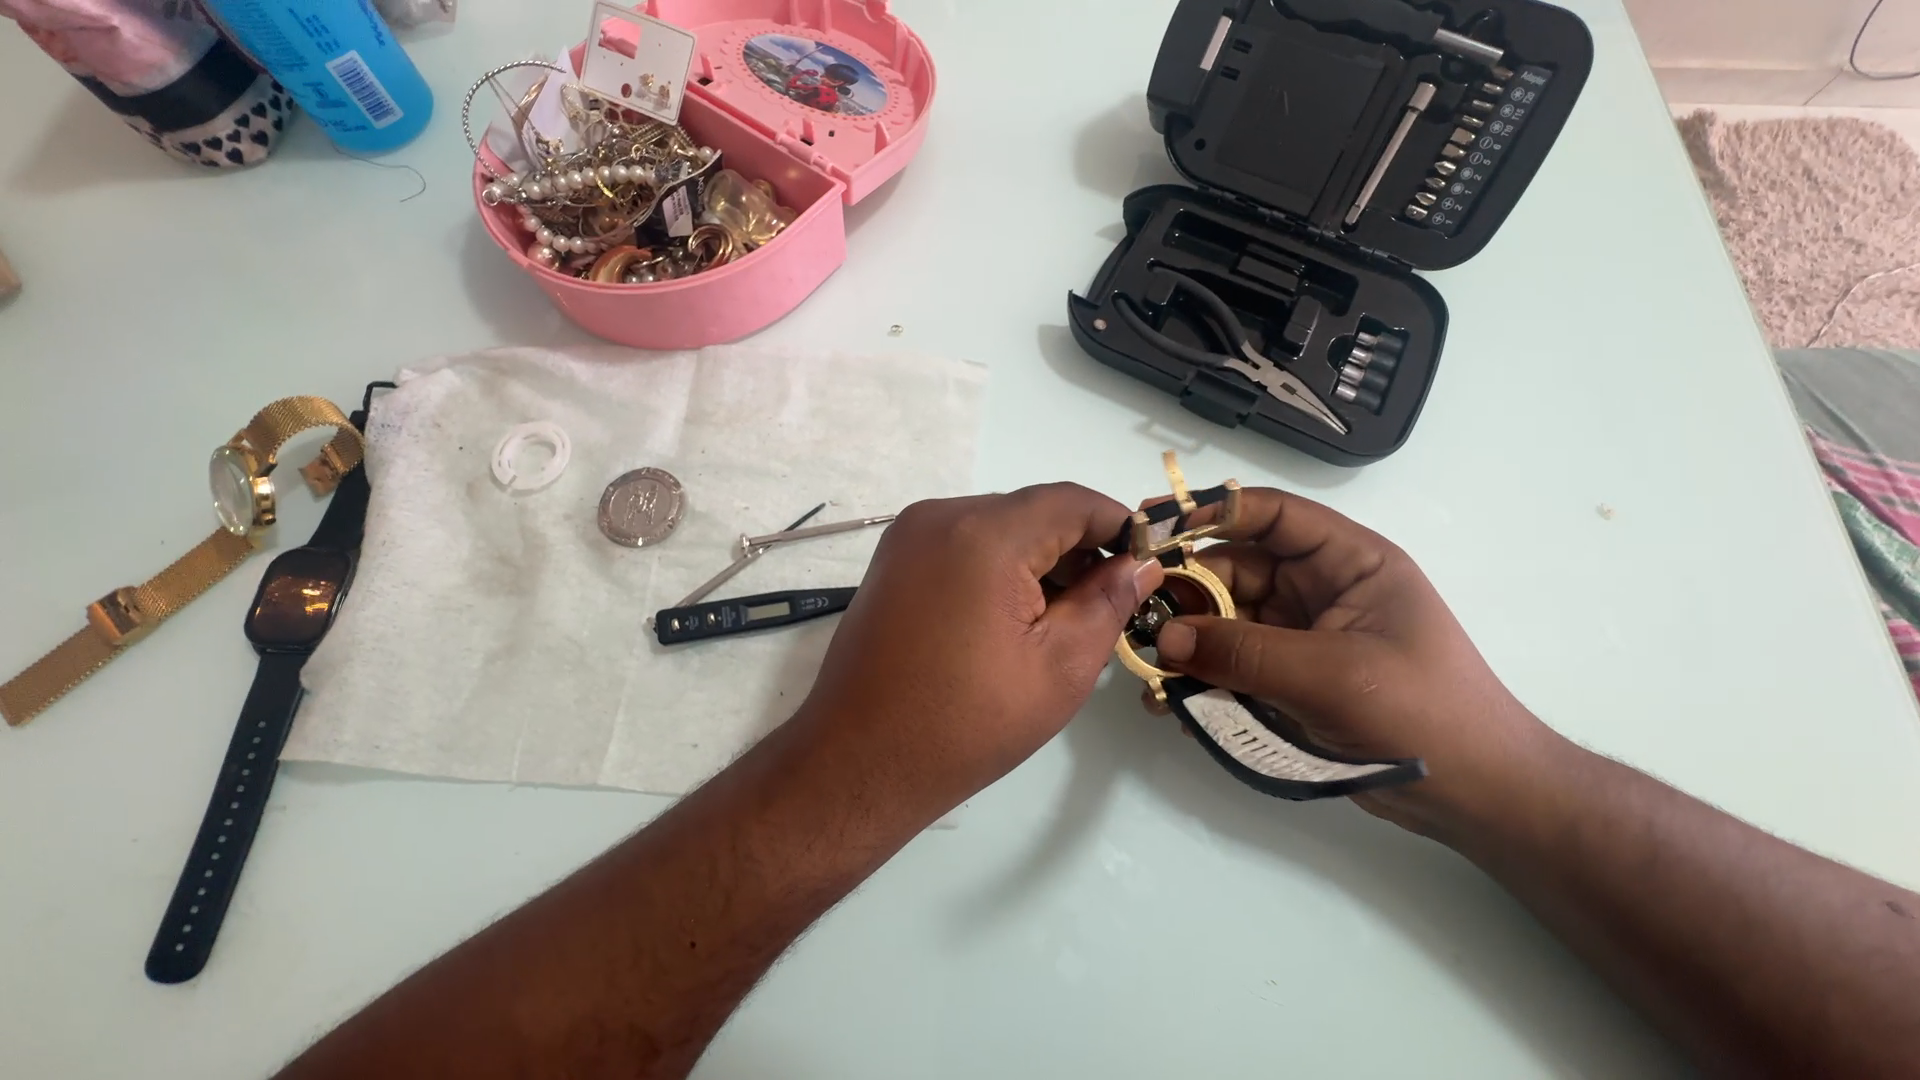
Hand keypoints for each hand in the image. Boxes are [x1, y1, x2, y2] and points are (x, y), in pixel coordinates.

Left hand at [791, 484, 1164, 825]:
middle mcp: (939, 517)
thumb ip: (1107, 603)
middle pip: (1032, 512)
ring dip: (1038, 561)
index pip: (1070, 502)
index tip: (1147, 562)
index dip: (1117, 525)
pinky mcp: (893, 562)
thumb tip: (1139, 564)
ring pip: (997, 528)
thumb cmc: (965, 724)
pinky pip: (963, 546)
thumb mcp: (1059, 668)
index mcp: (983, 534)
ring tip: (1066, 618)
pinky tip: (1015, 616)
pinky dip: (998, 568)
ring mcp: (908, 537)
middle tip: (1110, 603)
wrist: (858, 762)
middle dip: (1078, 549)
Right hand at [1151, 488, 1556, 834]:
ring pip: (1224, 622)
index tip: (1153, 529)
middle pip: (1234, 570)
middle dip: (1186, 593)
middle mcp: (1318, 590)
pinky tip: (1172, 705)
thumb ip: (1243, 653)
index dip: (1211, 512)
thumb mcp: (1330, 675)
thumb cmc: (1421, 713)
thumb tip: (1162, 638)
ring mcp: (1299, 636)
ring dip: (1186, 643)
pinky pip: (1230, 666)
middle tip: (1136, 619)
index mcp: (1347, 562)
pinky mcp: (1286, 679)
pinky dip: (1200, 681)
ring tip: (1148, 671)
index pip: (1271, 515)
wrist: (1475, 797)